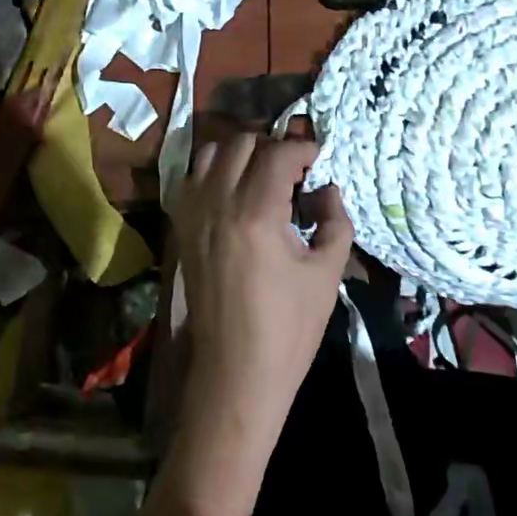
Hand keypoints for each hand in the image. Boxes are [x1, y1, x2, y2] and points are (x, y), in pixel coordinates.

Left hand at [177, 134, 352, 413]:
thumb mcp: (327, 274)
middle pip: (242, 142)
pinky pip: (191, 177)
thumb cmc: (289, 328)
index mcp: (256, 214)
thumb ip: (335, 221)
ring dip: (240, 153)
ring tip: (261, 174)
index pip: (278, 154)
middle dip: (272, 146)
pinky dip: (213, 171)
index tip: (318, 158)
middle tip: (293, 169)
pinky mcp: (181, 228)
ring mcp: (194, 214)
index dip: (303, 148)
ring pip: (211, 152)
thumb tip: (328, 189)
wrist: (236, 373)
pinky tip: (233, 191)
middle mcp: (218, 203)